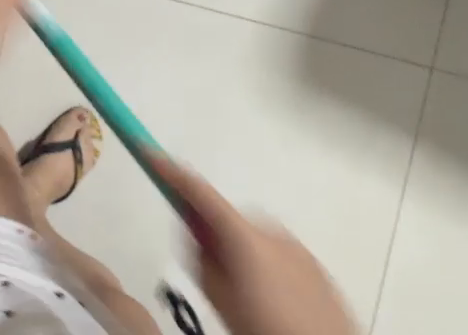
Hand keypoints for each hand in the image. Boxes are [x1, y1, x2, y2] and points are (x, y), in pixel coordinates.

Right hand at [151, 156, 357, 334]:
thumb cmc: (264, 331)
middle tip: (214, 278)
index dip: (170, 170)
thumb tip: (194, 234)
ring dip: (243, 255)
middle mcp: (273, 231)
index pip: (199, 192)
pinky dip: (269, 269)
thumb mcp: (218, 299)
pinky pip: (279, 257)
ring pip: (254, 240)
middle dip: (215, 237)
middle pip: (228, 220)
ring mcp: (300, 249)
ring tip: (251, 301)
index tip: (148, 150)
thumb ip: (200, 258)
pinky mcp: (319, 269)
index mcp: (245, 237)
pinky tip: (275, 304)